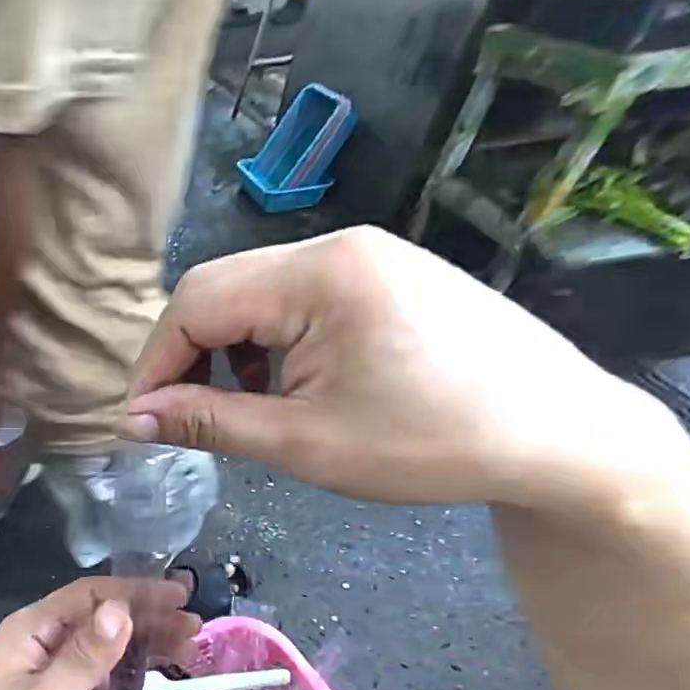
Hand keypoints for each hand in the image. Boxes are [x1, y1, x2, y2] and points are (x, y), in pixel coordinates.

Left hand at [0, 577, 200, 689]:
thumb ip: (83, 659)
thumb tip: (120, 611)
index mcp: (31, 628)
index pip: (90, 595)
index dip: (136, 592)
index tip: (178, 596)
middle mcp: (41, 636)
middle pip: (100, 614)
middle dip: (147, 616)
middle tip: (193, 624)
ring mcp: (49, 661)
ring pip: (103, 638)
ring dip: (143, 638)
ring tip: (186, 644)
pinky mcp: (57, 685)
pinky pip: (98, 664)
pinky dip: (128, 662)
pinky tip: (155, 666)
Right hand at [118, 227, 689, 515]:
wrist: (556, 434)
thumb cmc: (428, 443)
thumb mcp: (304, 441)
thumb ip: (210, 421)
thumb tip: (134, 419)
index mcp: (317, 275)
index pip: (196, 302)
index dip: (155, 363)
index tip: (139, 421)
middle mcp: (337, 245)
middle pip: (222, 289)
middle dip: (188, 356)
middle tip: (182, 418)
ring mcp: (367, 255)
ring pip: (259, 294)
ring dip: (229, 351)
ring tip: (238, 409)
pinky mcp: (386, 275)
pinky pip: (300, 299)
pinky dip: (272, 343)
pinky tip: (288, 385)